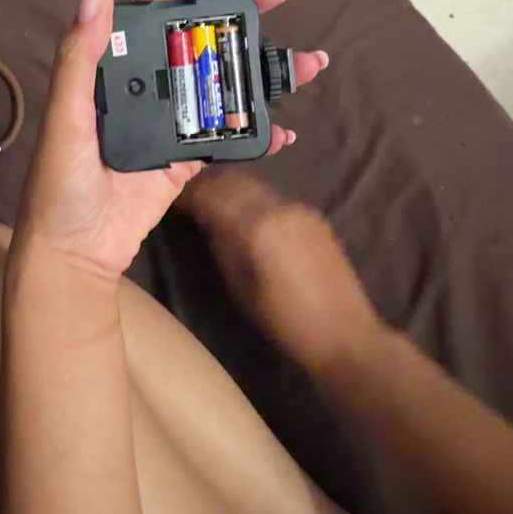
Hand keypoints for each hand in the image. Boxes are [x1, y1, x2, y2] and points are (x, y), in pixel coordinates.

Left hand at [13, 0, 330, 278]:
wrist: (73, 252)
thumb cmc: (60, 181)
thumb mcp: (66, 114)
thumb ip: (80, 53)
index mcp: (116, 64)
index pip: (163, 6)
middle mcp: (147, 83)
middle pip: (204, 35)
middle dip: (248, 8)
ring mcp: (171, 120)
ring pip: (225, 82)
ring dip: (266, 69)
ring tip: (310, 61)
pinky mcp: (185, 158)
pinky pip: (228, 135)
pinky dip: (258, 130)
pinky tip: (285, 127)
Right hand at [181, 170, 382, 372]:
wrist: (343, 334)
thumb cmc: (283, 320)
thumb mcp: (239, 285)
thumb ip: (221, 243)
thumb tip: (205, 219)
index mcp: (256, 225)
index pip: (211, 193)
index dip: (187, 192)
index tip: (169, 194)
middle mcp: (278, 206)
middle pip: (233, 179)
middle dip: (206, 183)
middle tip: (185, 193)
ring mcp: (299, 207)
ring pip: (253, 184)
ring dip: (228, 187)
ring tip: (209, 200)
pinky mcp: (312, 216)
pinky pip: (272, 196)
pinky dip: (250, 197)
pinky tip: (242, 213)